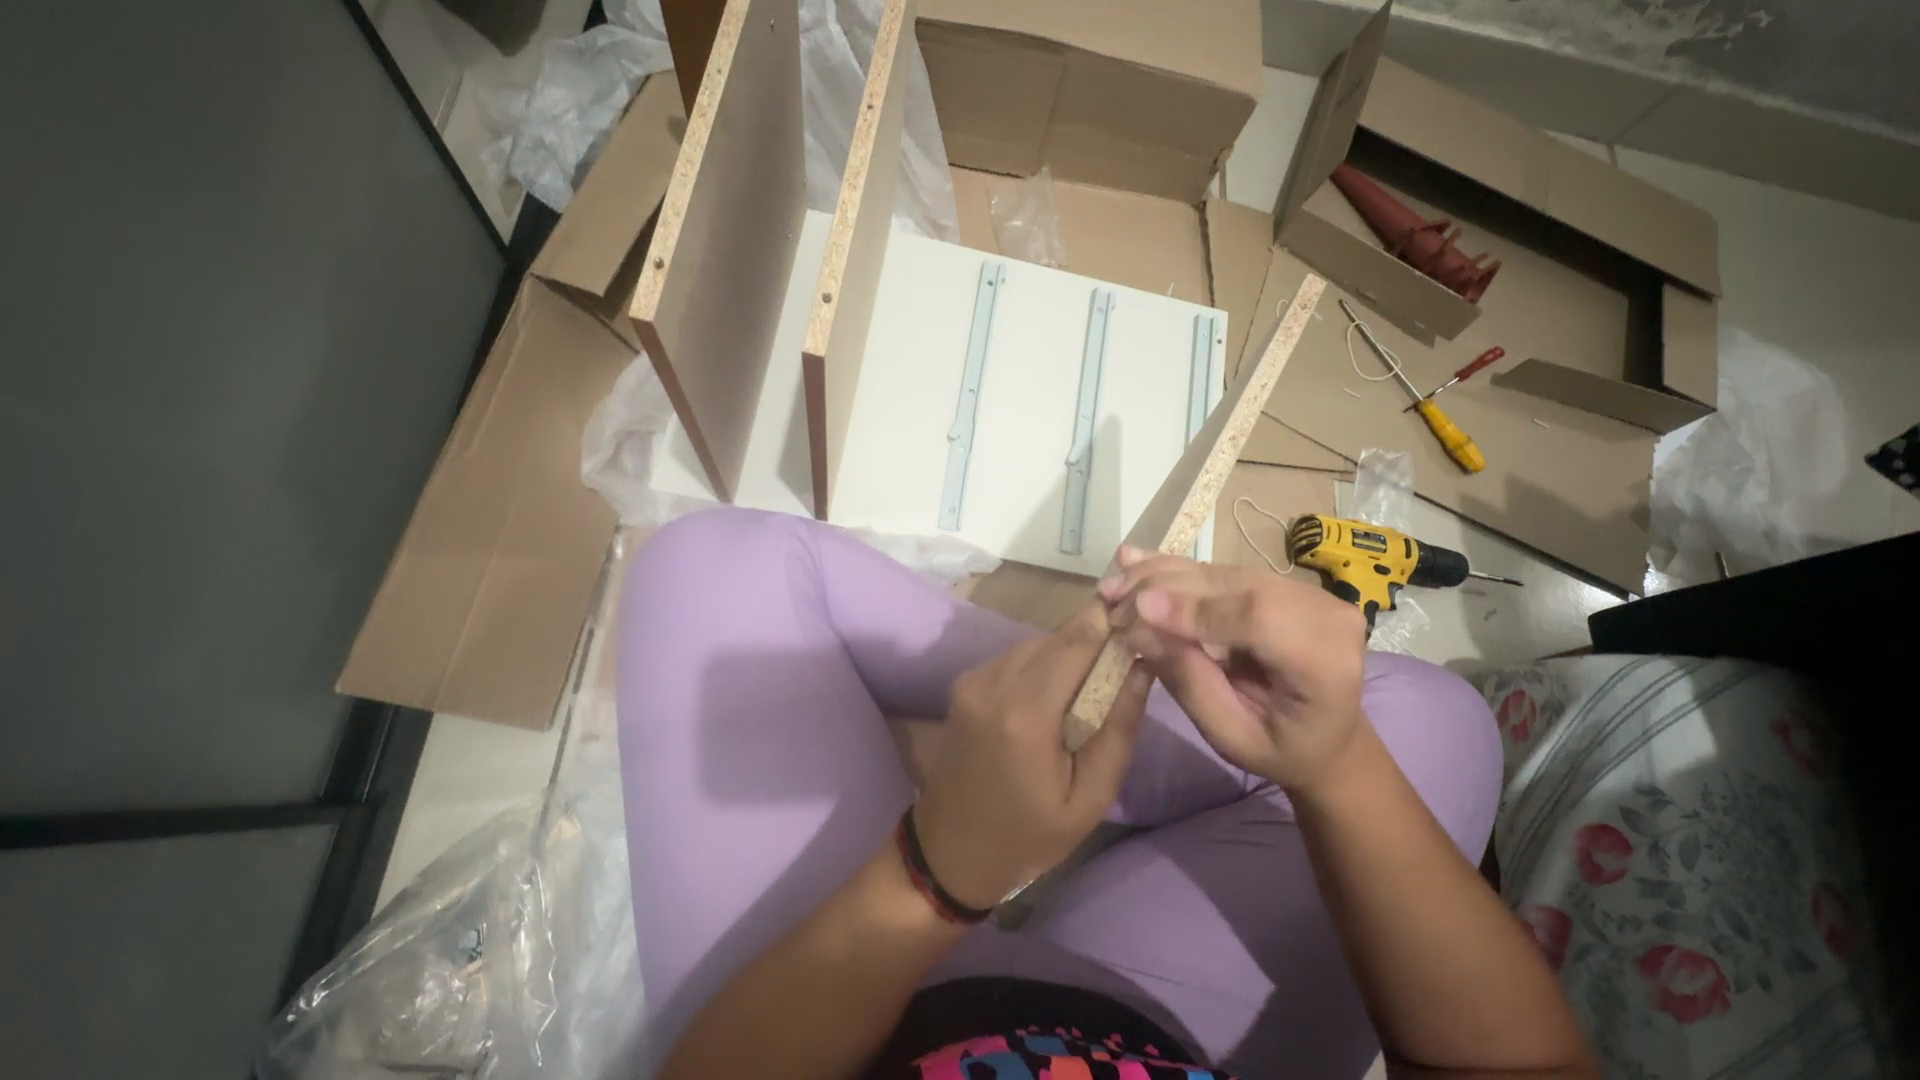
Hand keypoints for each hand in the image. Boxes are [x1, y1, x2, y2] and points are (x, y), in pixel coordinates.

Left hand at [911, 608, 1151, 910]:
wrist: (949, 852)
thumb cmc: (1027, 837)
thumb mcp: (1089, 799)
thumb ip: (1117, 730)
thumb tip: (1140, 669)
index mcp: (1026, 713)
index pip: (1078, 641)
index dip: (1113, 627)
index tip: (1145, 631)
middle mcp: (994, 682)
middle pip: (1057, 637)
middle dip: (1095, 641)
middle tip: (1127, 663)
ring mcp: (973, 679)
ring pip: (1036, 643)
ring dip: (1068, 654)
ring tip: (1094, 687)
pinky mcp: (964, 683)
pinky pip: (1015, 657)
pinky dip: (1042, 666)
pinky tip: (1056, 698)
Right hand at [1098, 547, 1368, 793]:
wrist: (1324, 735)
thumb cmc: (1279, 748)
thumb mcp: (1232, 735)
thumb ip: (1192, 683)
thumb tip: (1140, 631)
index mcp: (1326, 663)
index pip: (1260, 620)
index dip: (1198, 610)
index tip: (1139, 608)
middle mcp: (1325, 615)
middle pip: (1239, 587)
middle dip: (1169, 588)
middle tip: (1110, 597)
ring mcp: (1307, 592)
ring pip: (1225, 572)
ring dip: (1164, 574)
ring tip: (1115, 582)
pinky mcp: (1283, 582)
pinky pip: (1225, 570)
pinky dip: (1178, 569)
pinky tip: (1137, 560)